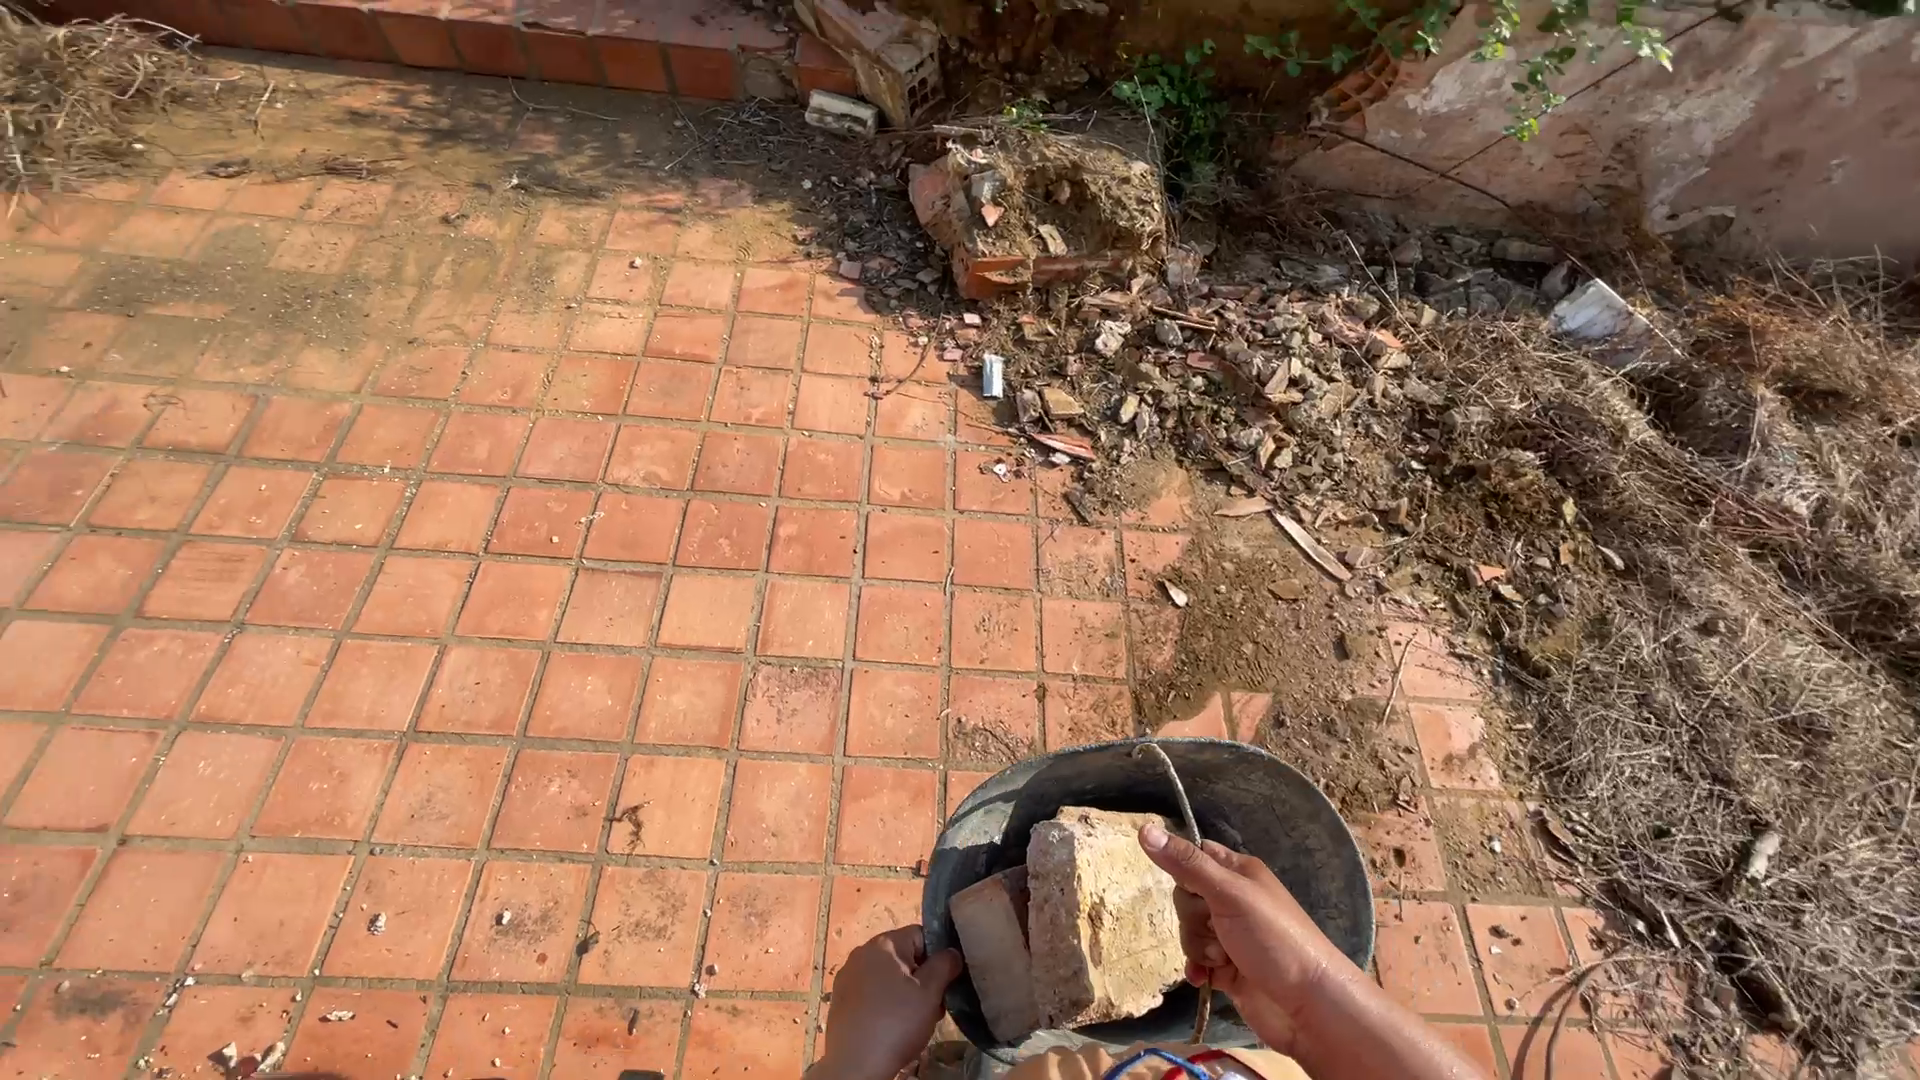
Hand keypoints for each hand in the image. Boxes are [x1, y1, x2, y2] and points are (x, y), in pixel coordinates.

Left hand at [812, 925, 962, 1079]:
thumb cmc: (896, 1023)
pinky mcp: (839, 999)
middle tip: (931, 1007)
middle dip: (921, 979)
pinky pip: (870, 993)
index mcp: (884, 943)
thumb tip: (952, 953)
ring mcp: (848, 976)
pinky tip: (889, 1027)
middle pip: (904, 956)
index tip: (943, 984)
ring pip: (887, 976)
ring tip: (912, 1022)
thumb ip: (945, 965)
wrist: (855, 1066)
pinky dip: (883, 1004)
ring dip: (903, 993)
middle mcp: (862, 952)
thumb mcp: (930, 993)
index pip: (920, 935)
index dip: (937, 957)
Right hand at [1138, 822, 1356, 1051]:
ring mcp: (1230, 936)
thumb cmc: (1274, 939)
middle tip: (1216, 927)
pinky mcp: (1227, 968)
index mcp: (1238, 872)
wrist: (1309, 1009)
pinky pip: (1196, 959)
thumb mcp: (1229, 894)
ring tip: (1221, 960)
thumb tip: (1144, 828)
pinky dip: (1197, 968)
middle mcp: (1233, 900)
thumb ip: (1186, 864)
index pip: (1195, 855)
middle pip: (1186, 896)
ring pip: (1189, 929)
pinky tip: (1204, 979)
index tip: (1190, 887)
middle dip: (1193, 916)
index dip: (1184, 870)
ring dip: (1198, 946)